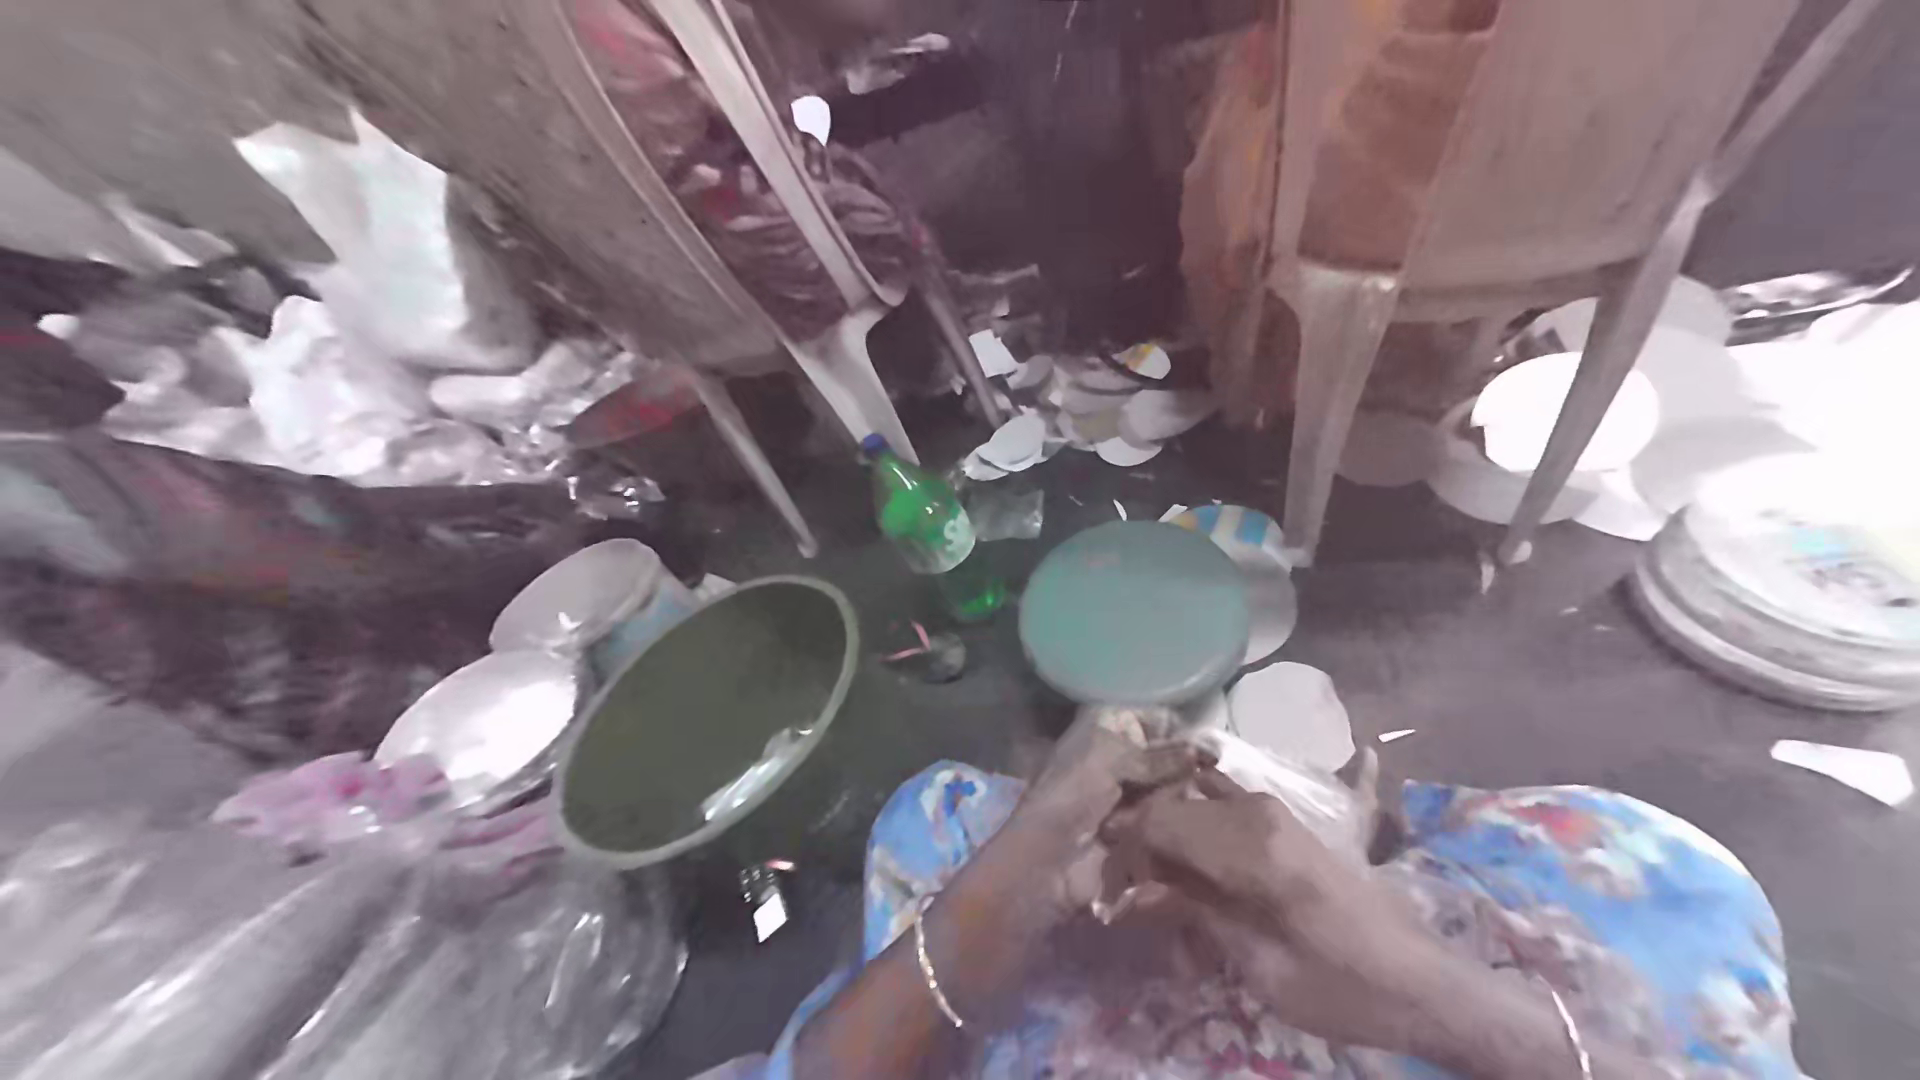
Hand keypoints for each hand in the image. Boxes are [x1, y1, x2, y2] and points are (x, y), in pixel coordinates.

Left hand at [997, 706, 1201, 920]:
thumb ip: (1159, 755)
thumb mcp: (1111, 760)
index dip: (1178, 730)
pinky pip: (1168, 816)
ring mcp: (1130, 793)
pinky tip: (1197, 822)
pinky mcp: (1139, 827)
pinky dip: (1179, 818)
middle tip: (1212, 775)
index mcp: (1105, 727)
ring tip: (1202, 800)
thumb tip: (1206, 748)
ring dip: (1182, 793)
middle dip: (1186, 764)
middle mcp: (1119, 755)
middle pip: (1167, 753)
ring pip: (1171, 785)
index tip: (1207, 748)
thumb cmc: (1072, 795)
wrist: (1048, 860)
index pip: (1154, 719)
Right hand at [1101, 769, 1465, 1052]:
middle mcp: (1256, 810)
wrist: (1424, 984)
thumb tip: (1130, 891)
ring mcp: (1270, 808)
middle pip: (1170, 811)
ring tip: (1161, 890)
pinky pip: (1217, 802)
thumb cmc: (1341, 988)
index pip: (1158, 824)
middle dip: (1141, 850)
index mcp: (1250, 846)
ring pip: (1189, 805)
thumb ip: (1191, 912)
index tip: (1108, 891)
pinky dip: (1193, 827)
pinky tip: (1188, 860)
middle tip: (1128, 898)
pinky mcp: (1281, 818)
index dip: (1123, 853)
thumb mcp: (1257, 965)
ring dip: (1167, 842)